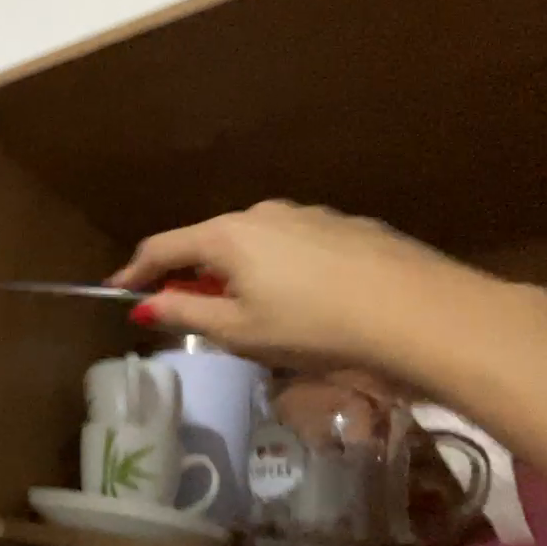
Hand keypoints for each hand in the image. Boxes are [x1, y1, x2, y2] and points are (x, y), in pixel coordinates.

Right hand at [109, 201, 526, 374]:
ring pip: (254, 243)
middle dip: (190, 274)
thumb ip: (182, 314)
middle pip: (208, 242)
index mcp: (226, 236)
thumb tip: (143, 306)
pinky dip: (281, 268)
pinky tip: (306, 300)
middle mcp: (262, 214)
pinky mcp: (350, 226)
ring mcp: (310, 215)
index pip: (161, 248)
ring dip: (238, 270)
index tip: (117, 291)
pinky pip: (295, 245)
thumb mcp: (238, 331)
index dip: (134, 271)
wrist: (429, 315)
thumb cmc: (315, 327)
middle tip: (188, 309)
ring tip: (253, 309)